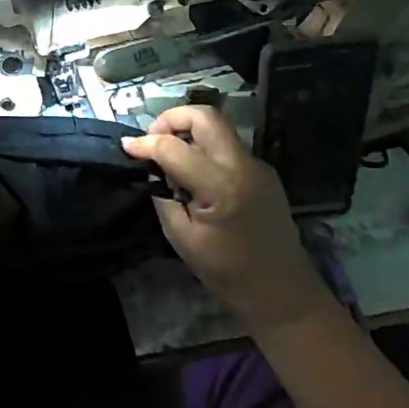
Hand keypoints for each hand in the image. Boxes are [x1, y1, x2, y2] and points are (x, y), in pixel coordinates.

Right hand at [122, 107, 336, 331]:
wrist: (281, 291)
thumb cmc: (228, 272)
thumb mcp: (182, 238)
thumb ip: (164, 196)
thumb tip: (151, 167)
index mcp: (221, 186)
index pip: (174, 147)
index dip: (145, 143)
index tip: (127, 147)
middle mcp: (243, 164)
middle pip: (205, 116)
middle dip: (172, 119)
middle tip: (153, 140)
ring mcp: (257, 164)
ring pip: (218, 127)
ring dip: (189, 131)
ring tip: (170, 156)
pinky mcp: (263, 170)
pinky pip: (227, 146)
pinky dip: (205, 147)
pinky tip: (194, 173)